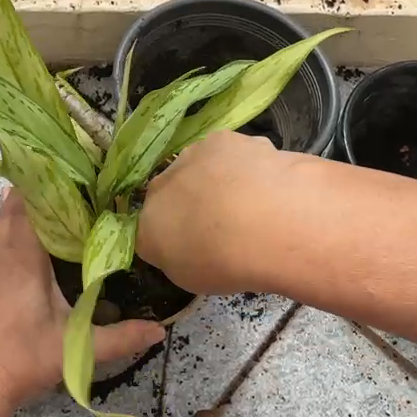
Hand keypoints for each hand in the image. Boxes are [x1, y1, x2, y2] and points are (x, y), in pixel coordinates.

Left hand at [0, 191, 164, 411]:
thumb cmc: (23, 362)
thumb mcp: (76, 350)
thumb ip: (119, 338)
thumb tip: (158, 331)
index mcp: (23, 264)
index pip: (29, 213)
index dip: (40, 191)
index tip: (54, 172)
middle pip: (8, 219)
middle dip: (23, 199)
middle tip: (40, 181)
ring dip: (5, 222)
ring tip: (18, 207)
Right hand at [139, 131, 295, 294]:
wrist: (263, 223)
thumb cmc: (226, 263)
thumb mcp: (195, 278)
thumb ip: (183, 257)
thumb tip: (189, 245)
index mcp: (148, 225)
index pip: (154, 228)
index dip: (178, 235)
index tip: (201, 245)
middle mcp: (161, 187)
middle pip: (175, 192)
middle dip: (196, 202)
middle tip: (228, 225)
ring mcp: (190, 157)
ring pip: (203, 169)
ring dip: (220, 180)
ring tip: (254, 203)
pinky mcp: (221, 139)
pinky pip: (231, 154)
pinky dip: (246, 164)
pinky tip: (268, 182)